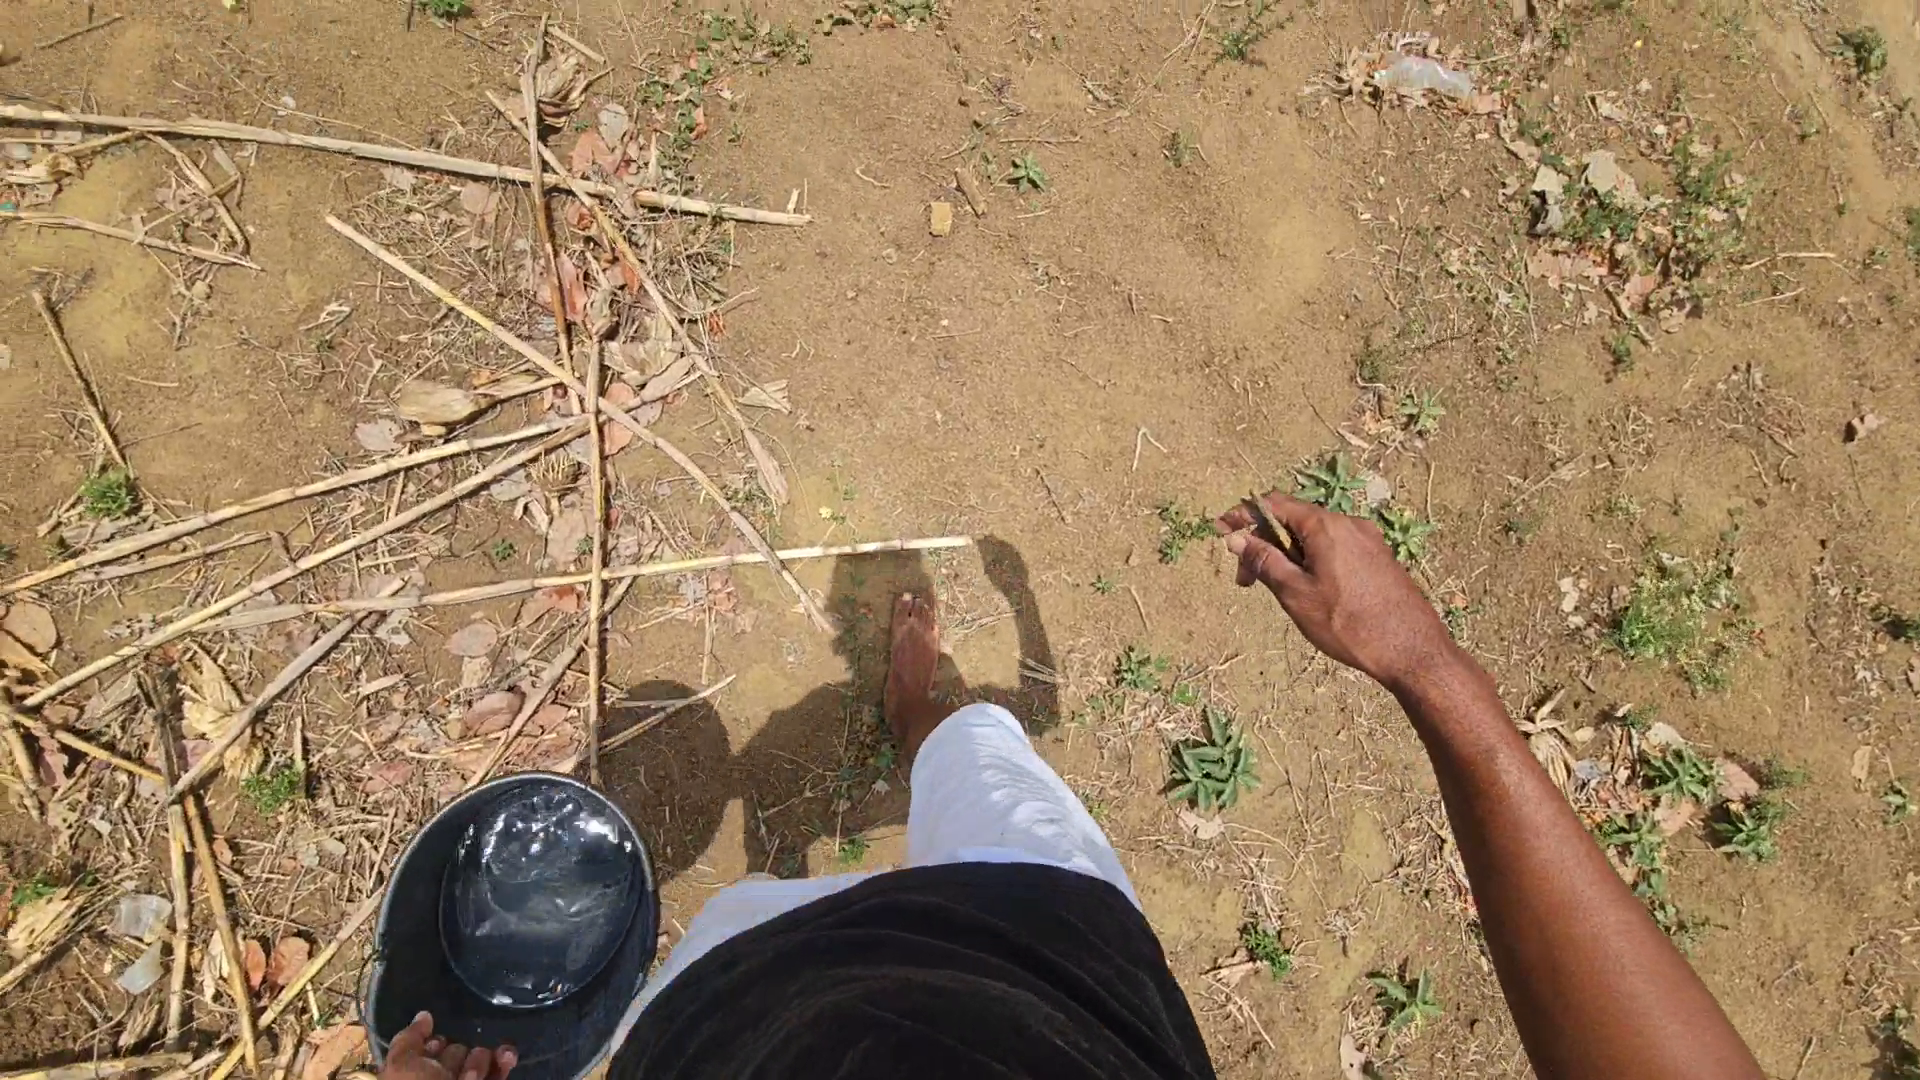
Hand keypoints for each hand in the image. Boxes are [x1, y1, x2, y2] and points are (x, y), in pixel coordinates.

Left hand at [381, 1013, 515, 1079]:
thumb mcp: (399, 1069)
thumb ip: (408, 1040)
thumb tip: (425, 1015)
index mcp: (415, 1075)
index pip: (431, 1045)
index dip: (432, 1043)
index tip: (431, 1047)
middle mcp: (441, 1078)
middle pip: (458, 1047)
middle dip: (456, 1055)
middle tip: (447, 1073)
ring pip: (481, 1054)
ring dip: (478, 1061)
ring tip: (469, 1079)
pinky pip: (503, 1064)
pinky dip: (505, 1058)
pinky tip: (505, 1058)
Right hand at [1216, 492, 1458, 694]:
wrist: (1414, 653)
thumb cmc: (1348, 624)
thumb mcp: (1295, 593)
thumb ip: (1264, 560)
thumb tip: (1237, 538)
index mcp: (1326, 526)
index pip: (1273, 504)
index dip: (1243, 515)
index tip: (1221, 532)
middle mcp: (1348, 524)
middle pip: (1292, 520)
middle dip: (1262, 543)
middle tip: (1245, 580)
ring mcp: (1367, 540)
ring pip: (1313, 536)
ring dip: (1286, 555)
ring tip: (1276, 589)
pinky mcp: (1378, 558)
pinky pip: (1333, 548)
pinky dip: (1309, 560)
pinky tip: (1306, 589)